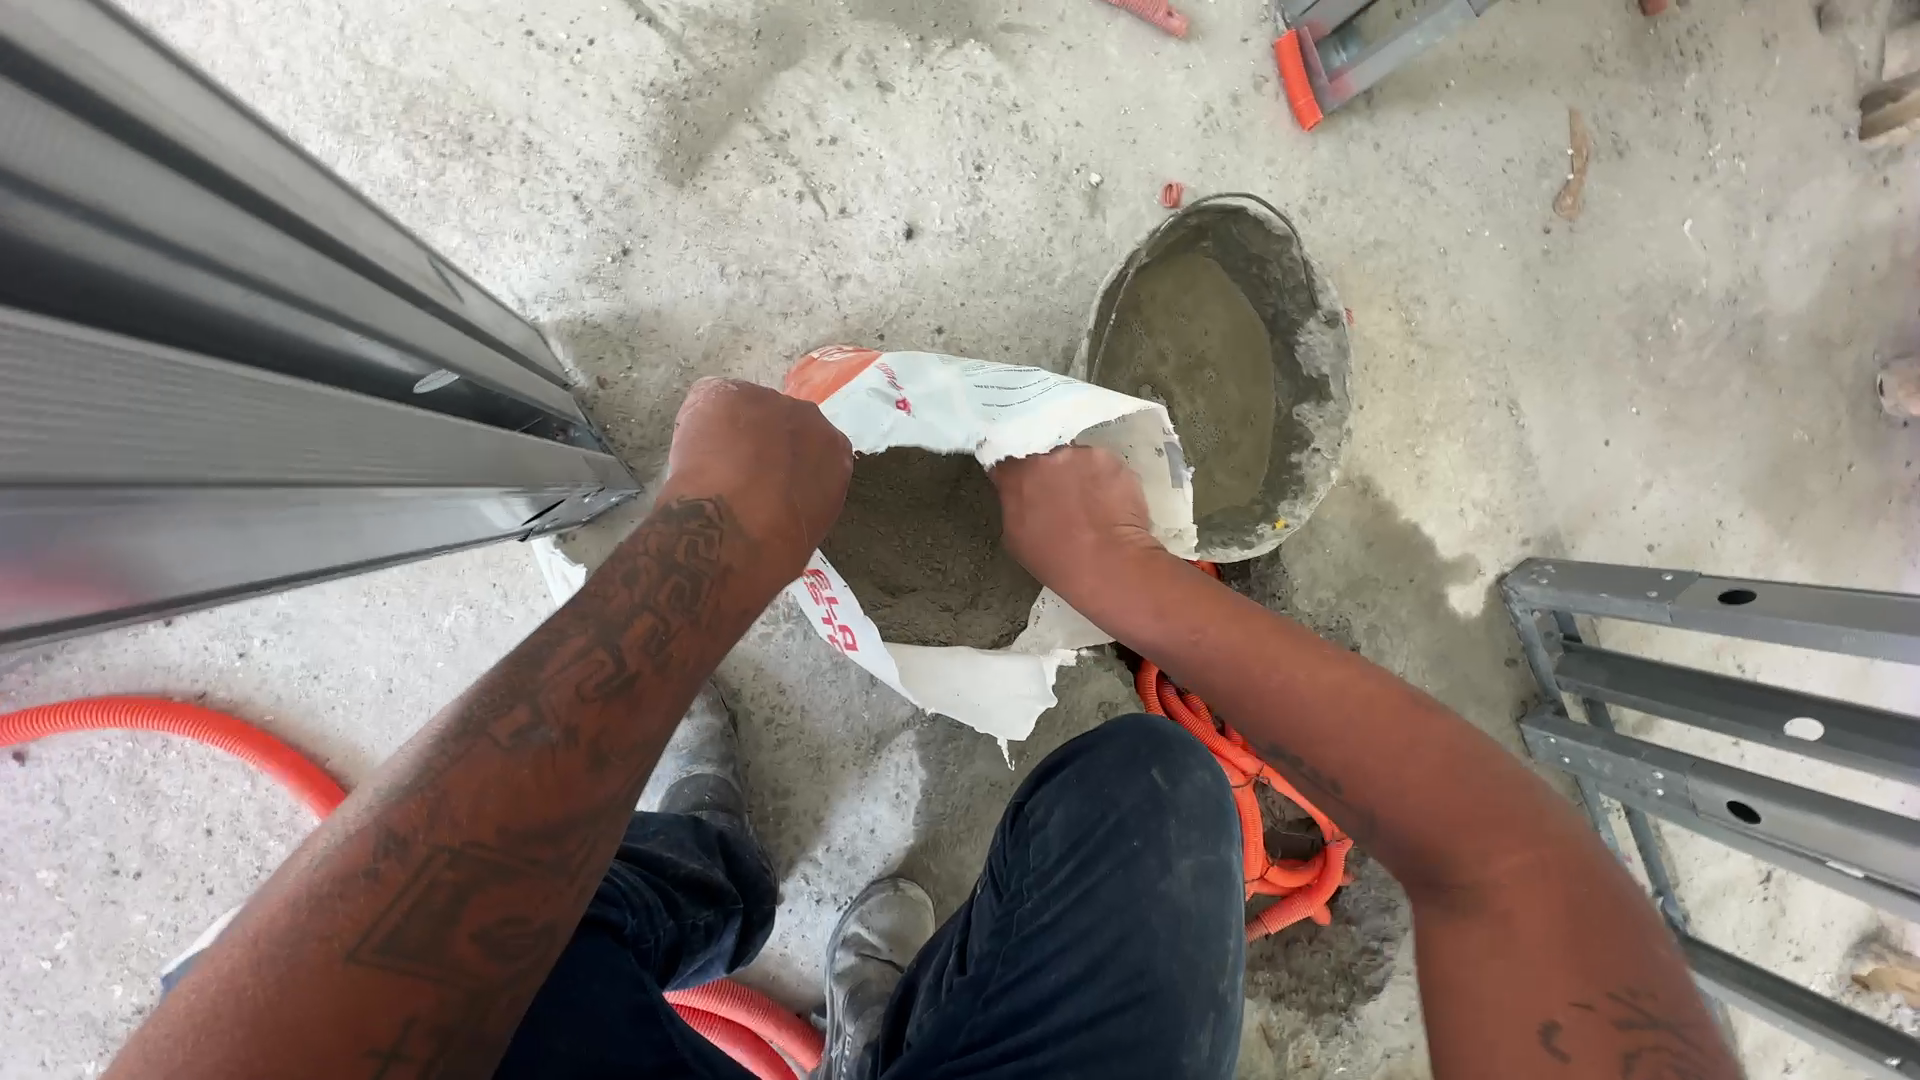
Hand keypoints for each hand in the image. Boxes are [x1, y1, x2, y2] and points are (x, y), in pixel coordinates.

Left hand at [660, 377, 852, 587]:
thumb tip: (786, 500)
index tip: (770, 482)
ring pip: (745, 409)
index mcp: (835, 450)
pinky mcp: (724, 394)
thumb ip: (806, 497)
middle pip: (782, 421)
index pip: (812, 447)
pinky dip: (699, 423)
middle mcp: (808, 416)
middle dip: (762, 442)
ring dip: (730, 431)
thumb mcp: (811, 526)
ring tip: (711, 467)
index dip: (787, 463)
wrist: (733, 531)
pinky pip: (709, 402)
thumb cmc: (776, 546)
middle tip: (739, 474)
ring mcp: (766, 400)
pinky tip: (694, 455)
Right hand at [990, 445, 1169, 599]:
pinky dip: (1102, 479)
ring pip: (1074, 458)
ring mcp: (1082, 455)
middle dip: (1047, 472)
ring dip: (1076, 473)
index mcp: (1017, 475)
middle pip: (1043, 456)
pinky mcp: (1112, 460)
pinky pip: (1101, 465)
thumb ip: (1011, 504)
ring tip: (1087, 502)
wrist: (1109, 563)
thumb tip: (1016, 493)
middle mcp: (1047, 456)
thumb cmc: (1057, 559)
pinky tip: (1107, 502)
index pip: (1007, 462)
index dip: (1014, 474)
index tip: (1022, 486)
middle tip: (1058, 497)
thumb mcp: (1015, 538)